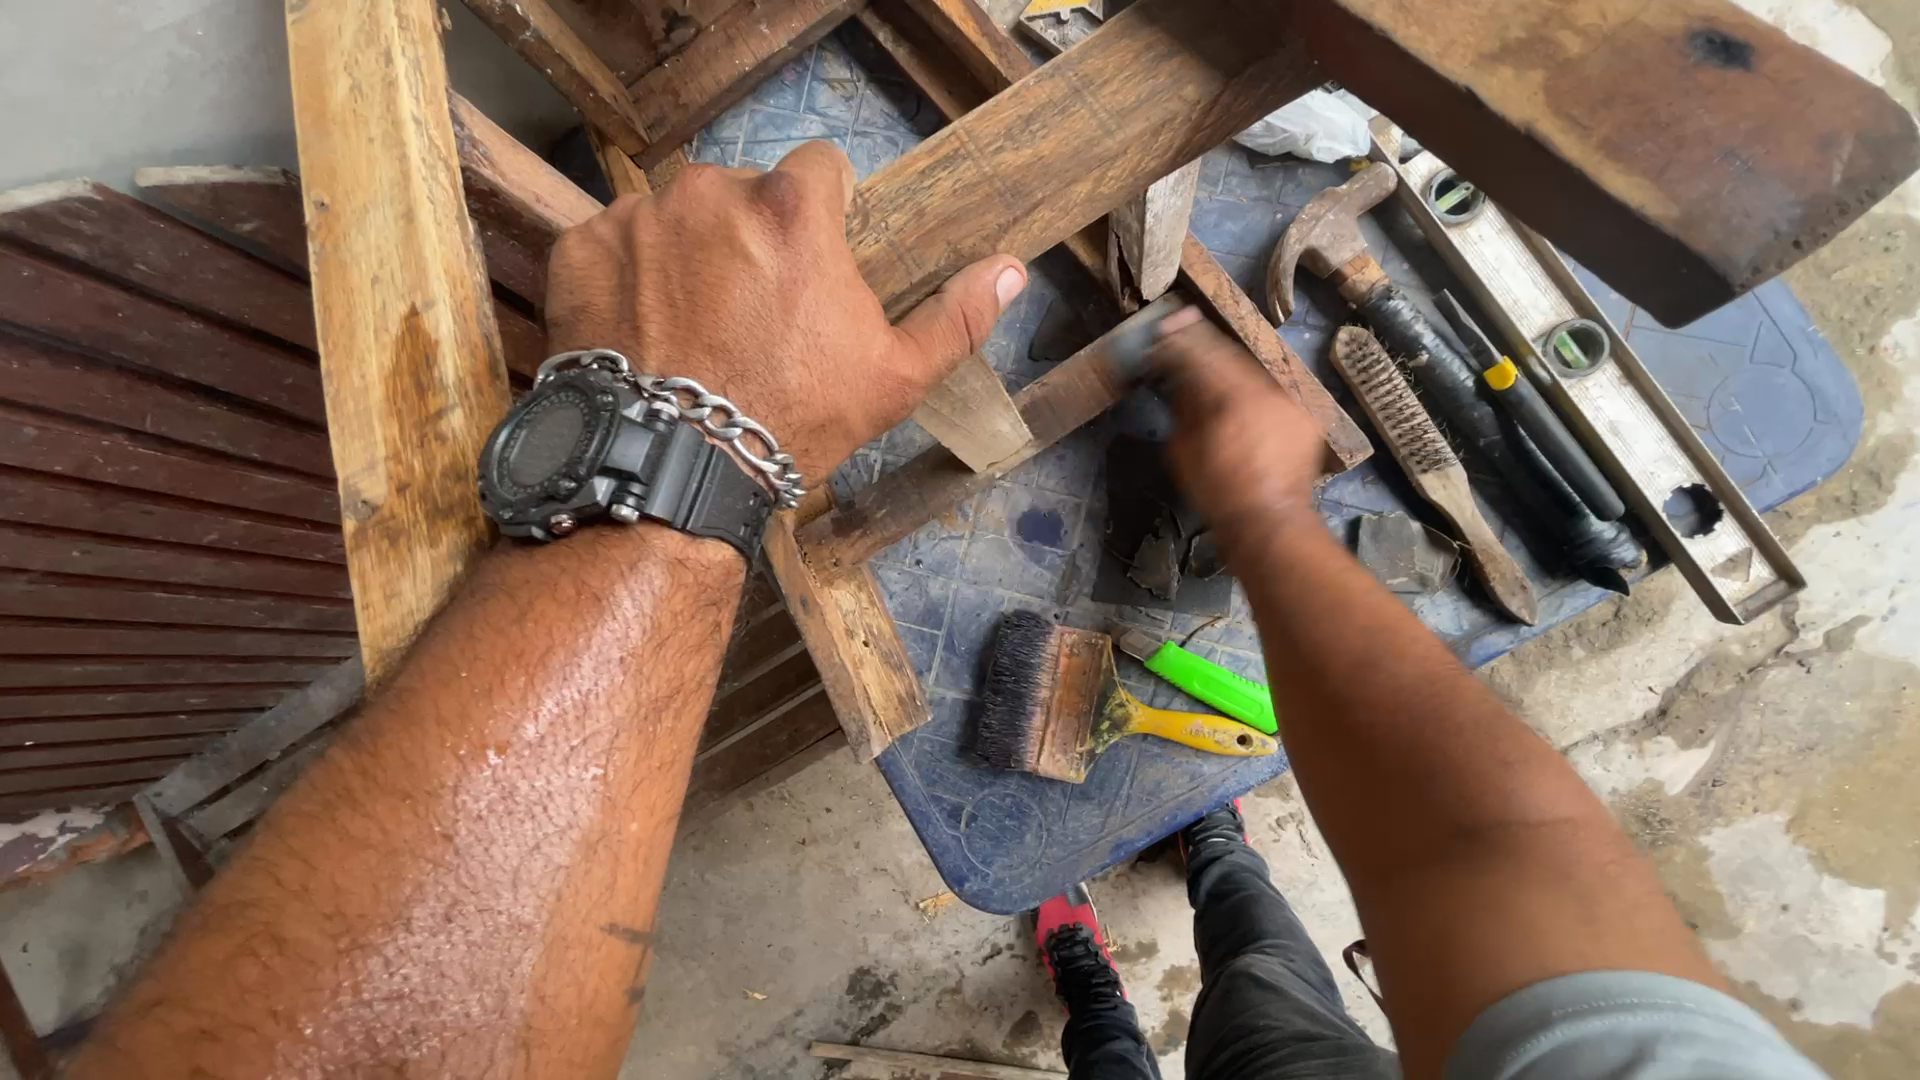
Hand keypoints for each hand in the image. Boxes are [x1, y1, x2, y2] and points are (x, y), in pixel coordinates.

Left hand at [544, 142, 1027, 482]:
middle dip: (756, 238)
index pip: (822, 170)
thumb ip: (956, 318)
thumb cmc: (796, 419)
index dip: (825, 217)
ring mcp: (641, 216)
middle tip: (756, 316)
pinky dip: (632, 275)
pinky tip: (647, 332)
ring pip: (681, 215)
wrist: (677, 465)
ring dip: (693, 255)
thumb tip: (1012, 269)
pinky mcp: (582, 246)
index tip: (815, 268)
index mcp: (794, 212)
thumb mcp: (895, 379)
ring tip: (699, 329)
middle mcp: (713, 191)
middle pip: (747, 194)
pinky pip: (618, 241)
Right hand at [1150, 307, 1327, 545]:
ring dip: (1231, 367)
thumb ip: (1183, 408)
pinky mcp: (1306, 414)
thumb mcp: (1183, 451)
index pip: (1202, 354)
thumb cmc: (1218, 492)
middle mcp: (1268, 389)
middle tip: (1185, 335)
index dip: (1181, 337)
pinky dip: (1253, 388)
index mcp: (1233, 397)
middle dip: (1207, 348)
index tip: (1166, 324)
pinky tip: (1240, 397)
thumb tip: (1181, 382)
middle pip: (1232, 355)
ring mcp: (1292, 400)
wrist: (1270, 522)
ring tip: (1212, 370)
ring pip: (1255, 371)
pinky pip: (1273, 390)